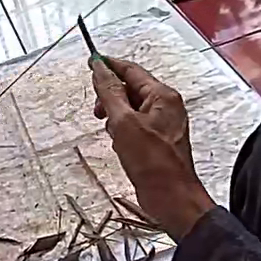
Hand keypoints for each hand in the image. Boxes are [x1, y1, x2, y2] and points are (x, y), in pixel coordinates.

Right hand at [92, 58, 214, 239]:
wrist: (171, 198)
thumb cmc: (152, 162)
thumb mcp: (123, 122)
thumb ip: (109, 92)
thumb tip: (99, 68)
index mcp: (163, 96)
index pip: (131, 70)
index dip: (109, 66)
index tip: (90, 63)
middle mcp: (166, 106)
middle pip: (130, 89)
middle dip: (110, 98)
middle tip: (97, 112)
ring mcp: (163, 124)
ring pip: (130, 109)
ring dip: (115, 118)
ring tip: (113, 135)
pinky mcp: (157, 140)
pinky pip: (134, 125)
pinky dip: (122, 131)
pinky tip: (121, 146)